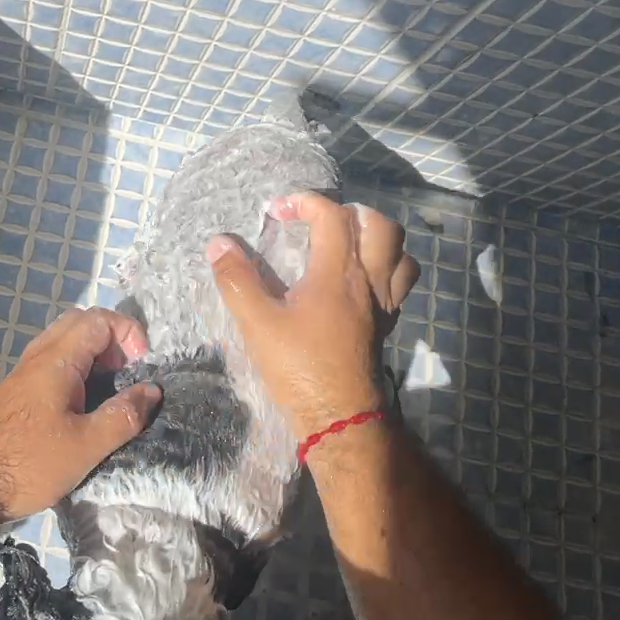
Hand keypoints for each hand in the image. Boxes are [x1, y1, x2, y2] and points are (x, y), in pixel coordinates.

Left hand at [0, 308, 161, 522]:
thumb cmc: (28, 462)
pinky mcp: (17, 392)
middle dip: (113, 339)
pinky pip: (53, 362)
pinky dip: (77, 370)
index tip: (142, 367)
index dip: (128, 333)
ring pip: (65, 342)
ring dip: (94, 355)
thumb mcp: (86, 446)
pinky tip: (84, 405)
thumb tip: (152, 390)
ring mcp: (25, 373)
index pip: (99, 319)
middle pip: (81, 323)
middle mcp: (39, 356)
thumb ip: (123, 416)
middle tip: (127, 373)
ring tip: (110, 391)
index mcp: (57, 360)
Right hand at [206, 192, 420, 440]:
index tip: (277, 211)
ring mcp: (382, 304)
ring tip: (347, 244)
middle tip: (318, 223)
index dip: (305, 202)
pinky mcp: (386, 325)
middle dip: (348, 212)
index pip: (332, 216)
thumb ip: (237, 279)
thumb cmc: (298, 366)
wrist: (339, 417)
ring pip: (400, 252)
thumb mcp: (257, 322)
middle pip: (379, 225)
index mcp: (337, 272)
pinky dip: (385, 269)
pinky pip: (400, 283)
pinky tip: (360, 281)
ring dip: (376, 238)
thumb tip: (219, 243)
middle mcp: (368, 280)